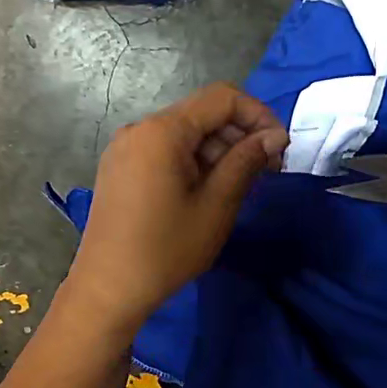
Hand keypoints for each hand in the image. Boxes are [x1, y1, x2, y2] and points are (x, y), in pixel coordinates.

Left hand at [66, 83, 287, 325]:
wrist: (107, 289)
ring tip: (239, 186)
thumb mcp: (216, 206)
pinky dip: (193, 161)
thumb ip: (246, 162)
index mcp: (162, 131)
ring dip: (218, 150)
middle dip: (239, 135)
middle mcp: (140, 129)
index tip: (279, 147)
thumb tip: (273, 137)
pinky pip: (165, 150)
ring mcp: (126, 148)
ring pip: (185, 133)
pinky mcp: (120, 167)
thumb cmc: (166, 249)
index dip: (258, 114)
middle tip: (266, 171)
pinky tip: (208, 191)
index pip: (222, 98)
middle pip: (201, 113)